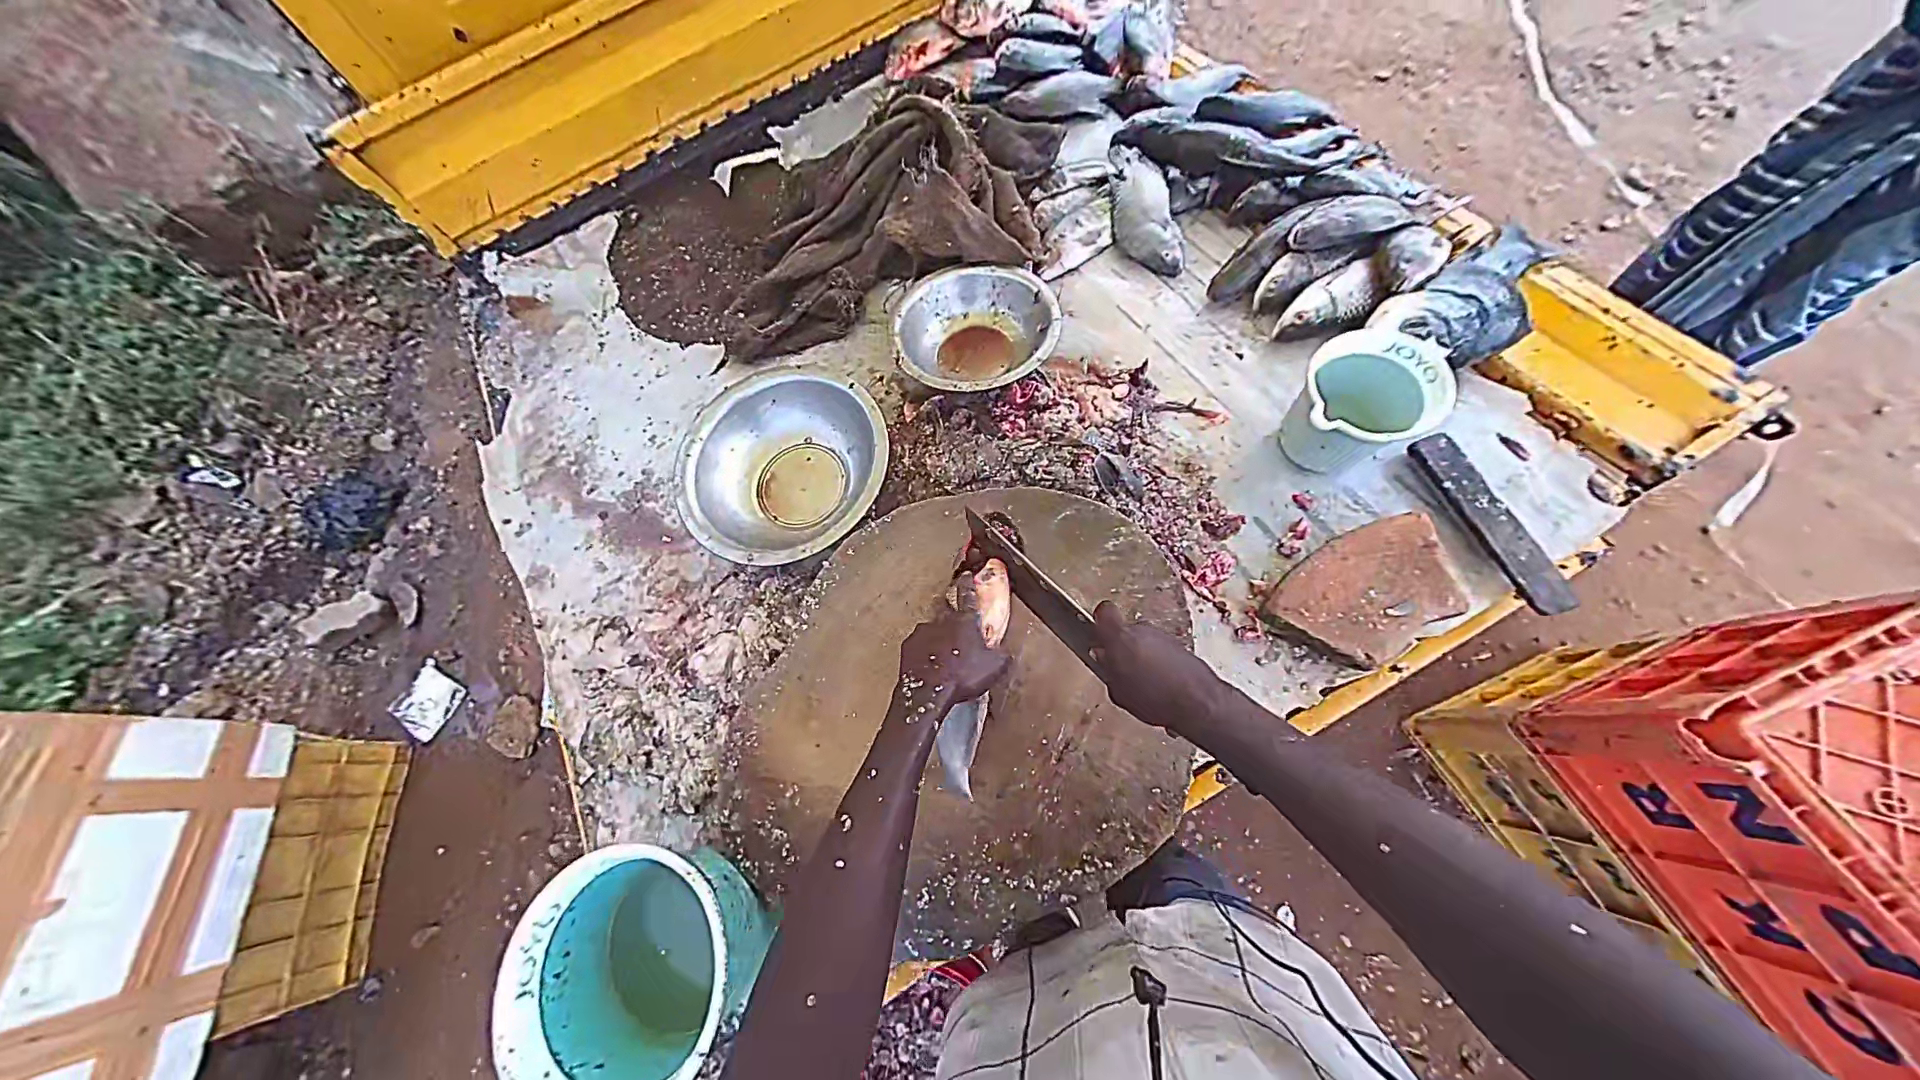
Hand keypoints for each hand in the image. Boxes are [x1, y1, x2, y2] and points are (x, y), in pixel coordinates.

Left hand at [897, 576, 1011, 707]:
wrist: (929, 693)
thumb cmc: (963, 676)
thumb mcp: (995, 666)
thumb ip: (1001, 653)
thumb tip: (1004, 651)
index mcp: (964, 620)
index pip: (968, 595)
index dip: (968, 584)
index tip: (966, 575)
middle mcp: (941, 621)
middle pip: (944, 607)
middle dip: (948, 609)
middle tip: (953, 618)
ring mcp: (922, 632)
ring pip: (930, 626)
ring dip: (936, 634)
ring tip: (942, 651)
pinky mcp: (908, 646)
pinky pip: (918, 643)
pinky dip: (923, 650)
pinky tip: (928, 663)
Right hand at [1089, 601, 1226, 737]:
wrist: (1199, 701)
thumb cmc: (1155, 698)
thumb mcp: (1119, 691)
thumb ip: (1108, 669)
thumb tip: (1103, 658)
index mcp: (1120, 637)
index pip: (1104, 611)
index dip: (1100, 621)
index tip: (1099, 637)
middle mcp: (1142, 630)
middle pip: (1126, 631)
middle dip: (1123, 648)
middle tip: (1122, 672)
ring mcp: (1164, 637)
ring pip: (1145, 642)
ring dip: (1143, 657)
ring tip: (1145, 686)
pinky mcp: (1181, 646)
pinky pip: (1162, 653)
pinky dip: (1160, 665)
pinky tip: (1161, 689)